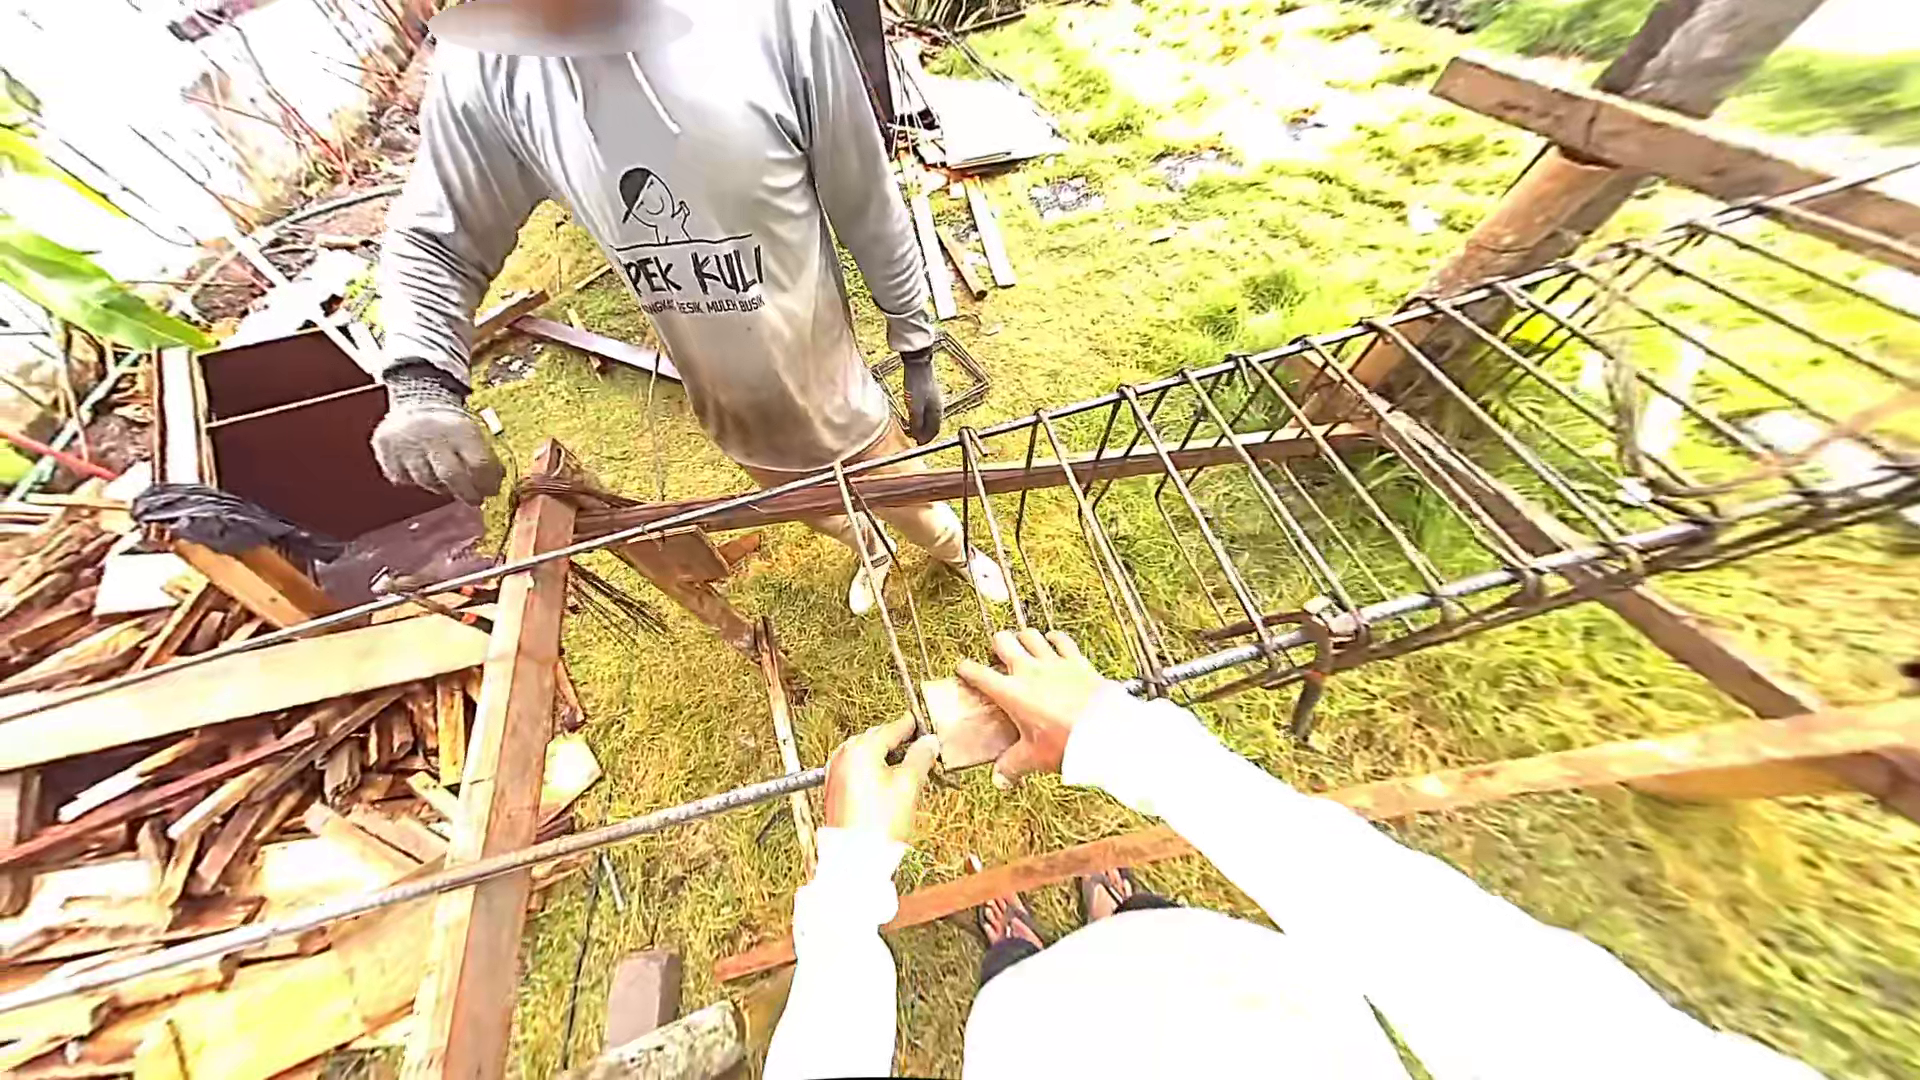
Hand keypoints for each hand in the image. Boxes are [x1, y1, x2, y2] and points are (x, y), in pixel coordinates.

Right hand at [371, 363, 505, 504]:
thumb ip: (487, 458)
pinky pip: (402, 477)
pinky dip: (417, 481)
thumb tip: (494, 485)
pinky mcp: (383, 448)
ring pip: (426, 480)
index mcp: (462, 431)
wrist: (419, 400)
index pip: (480, 464)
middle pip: (452, 476)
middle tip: (475, 500)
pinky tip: (428, 475)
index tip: (492, 492)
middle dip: (467, 494)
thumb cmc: (455, 426)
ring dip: (443, 489)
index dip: (488, 483)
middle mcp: (432, 436)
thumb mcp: (477, 434)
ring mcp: (405, 442)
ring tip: (452, 486)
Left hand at [823, 713, 940, 842]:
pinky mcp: (834, 790)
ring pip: (868, 754)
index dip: (913, 727)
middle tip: (921, 749)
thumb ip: (920, 757)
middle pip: (878, 738)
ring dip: (886, 757)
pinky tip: (887, 784)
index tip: (924, 725)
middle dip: (900, 743)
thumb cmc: (877, 827)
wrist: (854, 863)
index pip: (893, 727)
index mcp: (860, 749)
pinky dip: (874, 771)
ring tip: (906, 770)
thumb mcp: (908, 785)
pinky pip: (858, 769)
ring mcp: (836, 773)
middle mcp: (843, 756)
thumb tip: (928, 743)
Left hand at [901, 348, 941, 444]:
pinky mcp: (930, 392)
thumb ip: (917, 423)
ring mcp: (936, 399)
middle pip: (933, 425)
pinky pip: (927, 409)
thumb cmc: (917, 385)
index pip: (934, 431)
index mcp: (937, 412)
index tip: (917, 444)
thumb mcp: (914, 407)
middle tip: (914, 437)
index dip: (925, 439)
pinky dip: (922, 416)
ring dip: (922, 425)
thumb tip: (918, 437)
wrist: (918, 363)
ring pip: (930, 417)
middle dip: (924, 433)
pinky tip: (915, 414)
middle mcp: (939, 407)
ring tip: (913, 427)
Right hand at [955, 629, 1108, 786]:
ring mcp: (1053, 662)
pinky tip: (1053, 640)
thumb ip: (1012, 766)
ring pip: (1030, 635)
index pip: (978, 673)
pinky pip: (1062, 640)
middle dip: (996, 645)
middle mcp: (1029, 671)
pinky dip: (1055, 638)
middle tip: (997, 655)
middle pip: (1003, 641)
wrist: (1105, 731)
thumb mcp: (1034, 757)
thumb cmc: (1068, 742)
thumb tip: (1000, 778)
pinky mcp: (1075, 661)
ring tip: (1022, 644)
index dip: (966, 669)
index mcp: (1011, 692)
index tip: (963, 669)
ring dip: (1023, 638)